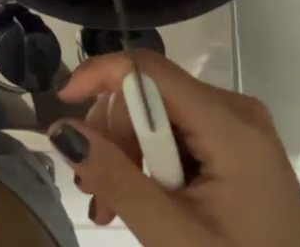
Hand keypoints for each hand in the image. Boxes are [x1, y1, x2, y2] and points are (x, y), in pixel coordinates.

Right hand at [48, 51, 299, 246]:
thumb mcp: (174, 238)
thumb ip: (117, 180)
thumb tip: (59, 128)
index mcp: (232, 128)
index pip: (149, 70)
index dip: (99, 75)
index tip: (62, 105)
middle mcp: (237, 113)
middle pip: (148, 93)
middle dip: (112, 135)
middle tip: (94, 191)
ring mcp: (240, 130)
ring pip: (155, 113)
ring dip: (125, 153)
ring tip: (111, 206)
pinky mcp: (238, 150)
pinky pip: (174, 133)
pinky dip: (147, 162)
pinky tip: (139, 199)